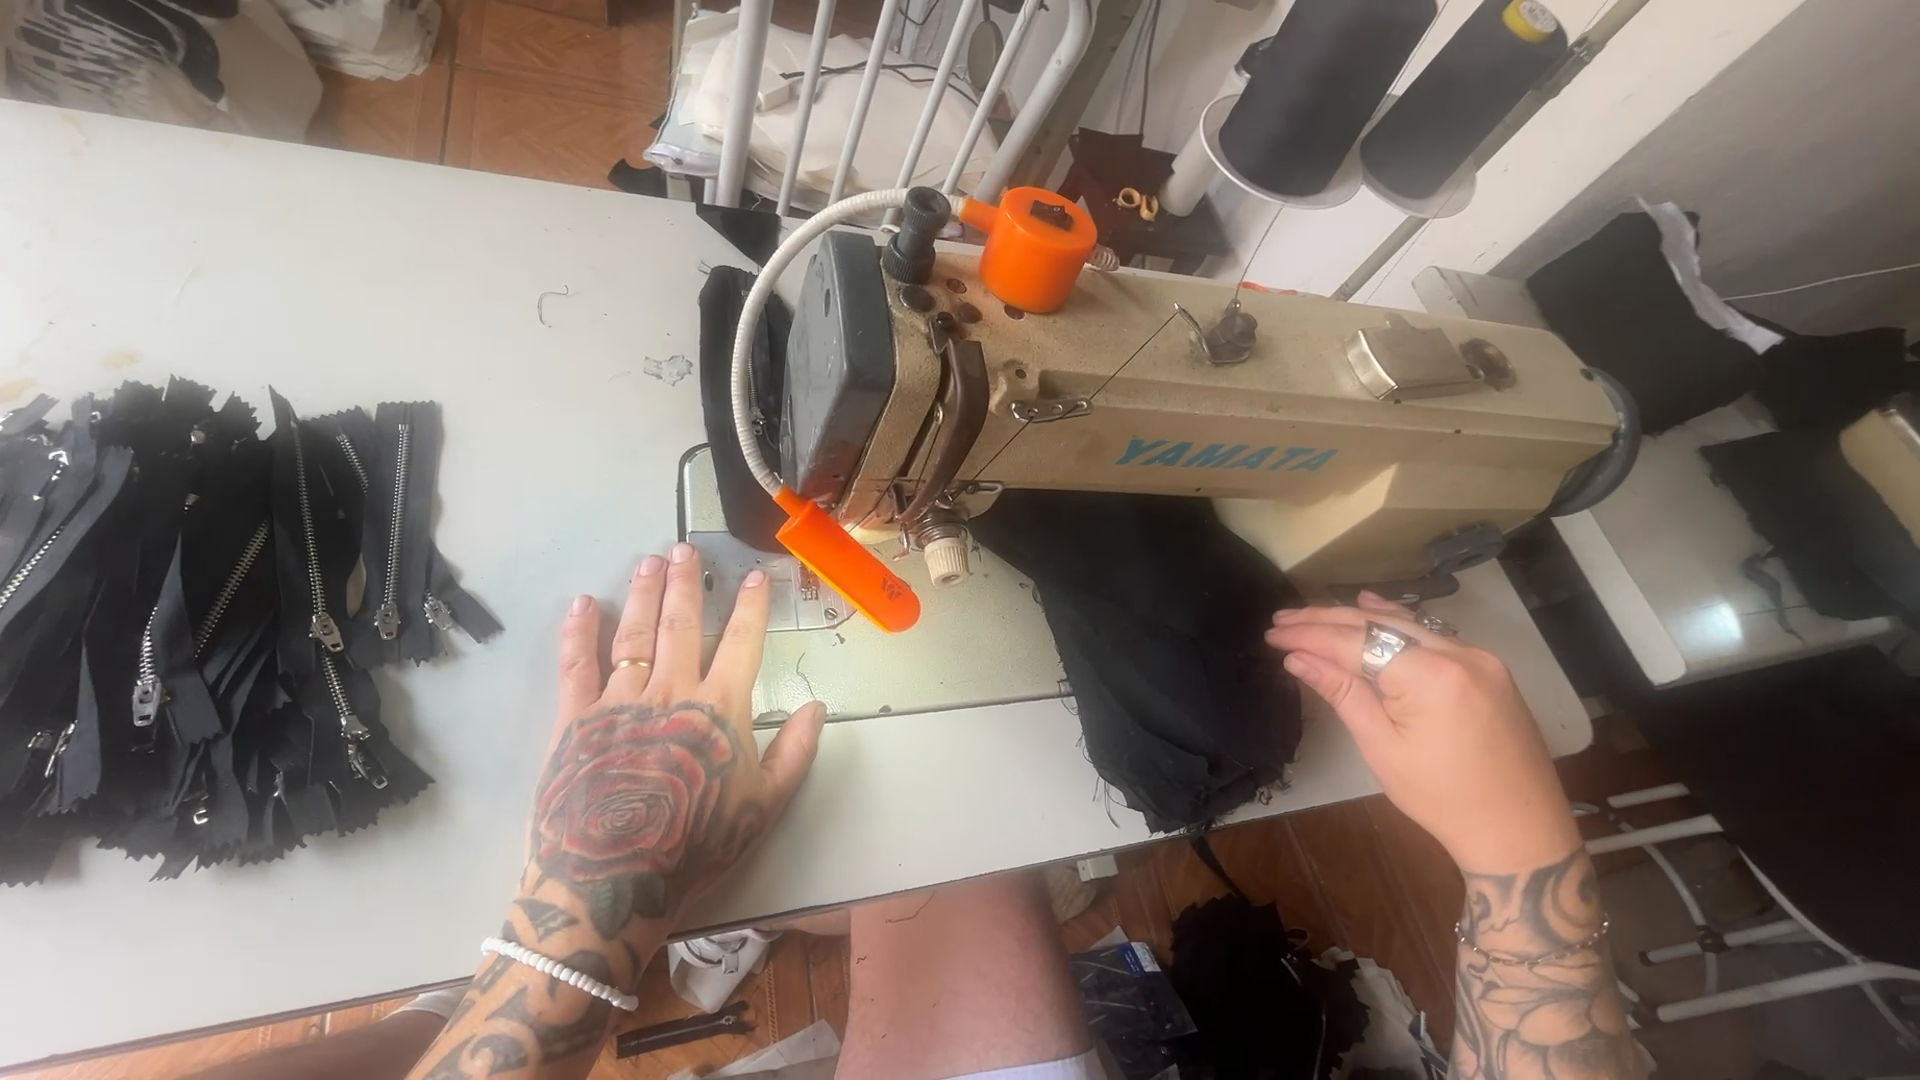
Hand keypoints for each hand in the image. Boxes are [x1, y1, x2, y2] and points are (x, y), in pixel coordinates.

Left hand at [517, 543, 826, 962]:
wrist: (609, 886)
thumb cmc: (696, 847)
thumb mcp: (764, 805)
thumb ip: (796, 752)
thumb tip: (818, 707)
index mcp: (720, 707)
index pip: (743, 640)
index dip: (753, 605)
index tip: (755, 575)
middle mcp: (671, 689)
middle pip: (682, 623)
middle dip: (687, 583)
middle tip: (685, 549)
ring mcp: (619, 700)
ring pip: (634, 633)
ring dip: (643, 594)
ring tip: (648, 561)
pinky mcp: (573, 719)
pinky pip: (576, 664)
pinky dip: (580, 631)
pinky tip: (584, 604)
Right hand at [1264, 592, 1578, 875]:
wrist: (1519, 831)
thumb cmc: (1441, 798)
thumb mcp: (1381, 747)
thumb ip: (1341, 692)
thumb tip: (1297, 657)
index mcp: (1430, 675)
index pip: (1353, 642)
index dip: (1308, 636)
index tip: (1272, 634)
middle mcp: (1458, 653)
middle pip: (1377, 624)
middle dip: (1325, 621)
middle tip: (1281, 620)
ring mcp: (1478, 657)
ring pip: (1404, 624)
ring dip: (1355, 619)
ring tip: (1310, 616)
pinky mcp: (1486, 667)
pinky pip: (1431, 634)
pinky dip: (1396, 623)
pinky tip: (1369, 606)